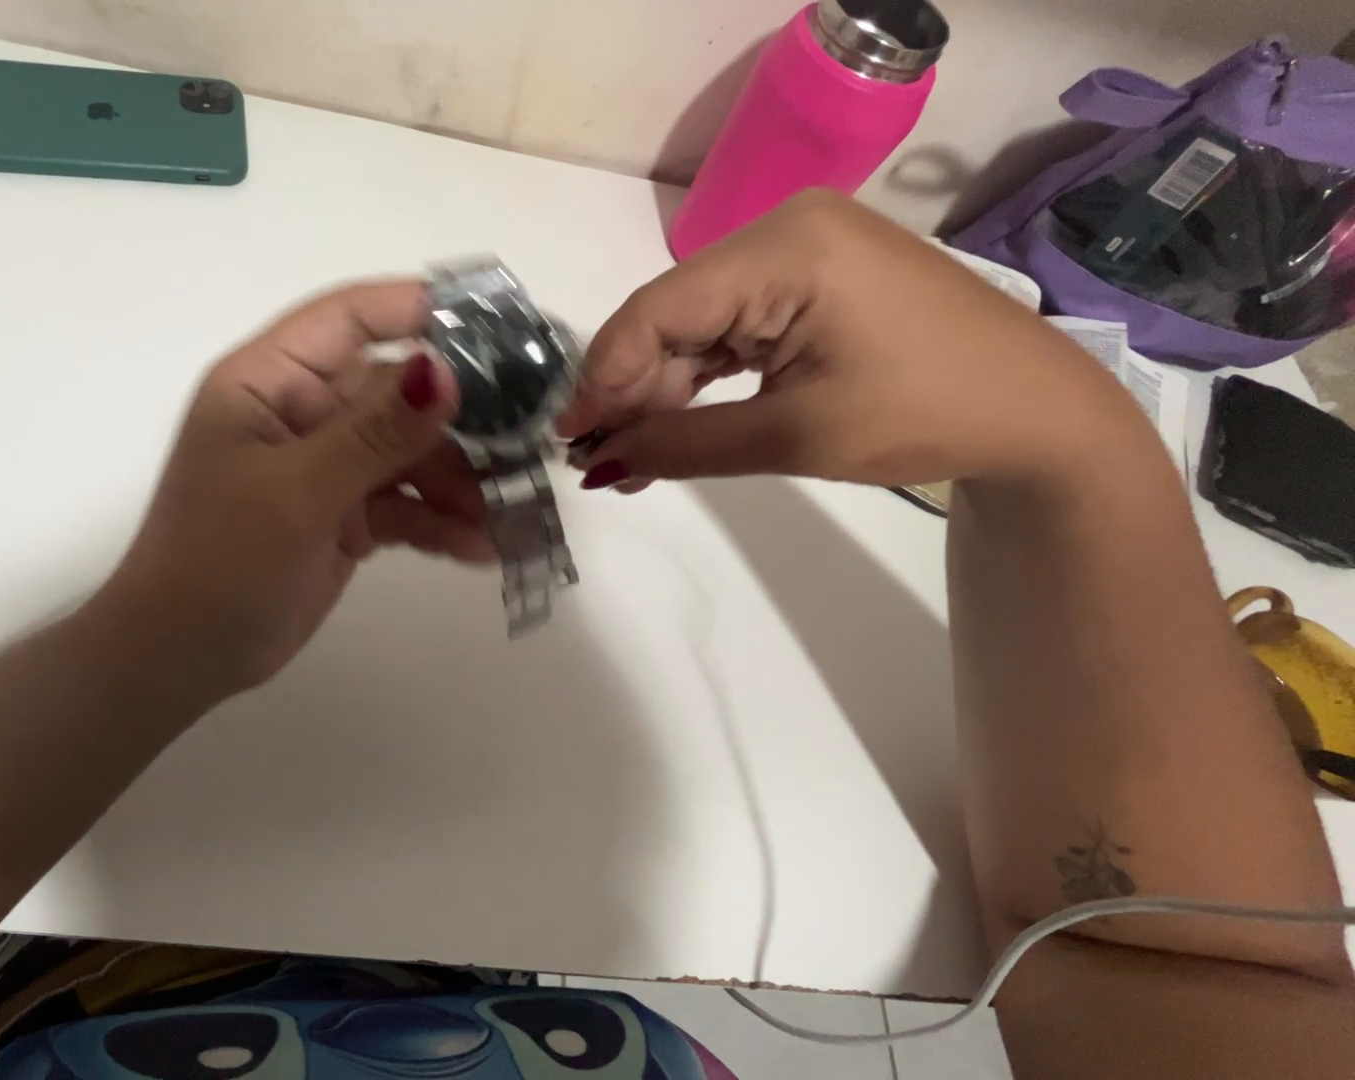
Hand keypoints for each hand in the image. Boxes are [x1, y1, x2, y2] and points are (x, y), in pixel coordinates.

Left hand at [99, 281, 493, 703]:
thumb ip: (372, 433)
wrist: (181, 657)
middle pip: (396, 391)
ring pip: (409, 453)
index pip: (349, 319)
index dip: (420, 311)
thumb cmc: (219, 562)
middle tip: (533, 438)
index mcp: (269, 381)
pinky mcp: (342, 516)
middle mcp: (301, 413)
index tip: (499, 327)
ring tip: (509, 515)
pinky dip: (439, 523)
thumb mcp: (296, 492)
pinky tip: (479, 548)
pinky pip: (403, 505)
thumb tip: (445, 370)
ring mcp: (325, 467)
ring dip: (459, 482)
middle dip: (462, 418)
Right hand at [560, 191, 1151, 490]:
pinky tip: (669, 431)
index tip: (569, 436)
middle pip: (669, 316)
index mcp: (785, 249)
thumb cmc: (926, 417)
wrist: (1037, 415)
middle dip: (630, 391)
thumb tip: (596, 464)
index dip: (601, 376)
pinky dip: (697, 384)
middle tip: (598, 459)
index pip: (657, 309)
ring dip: (659, 393)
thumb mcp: (793, 436)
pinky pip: (726, 331)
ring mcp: (795, 254)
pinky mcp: (805, 283)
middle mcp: (781, 232)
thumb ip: (682, 446)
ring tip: (629, 460)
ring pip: (692, 327)